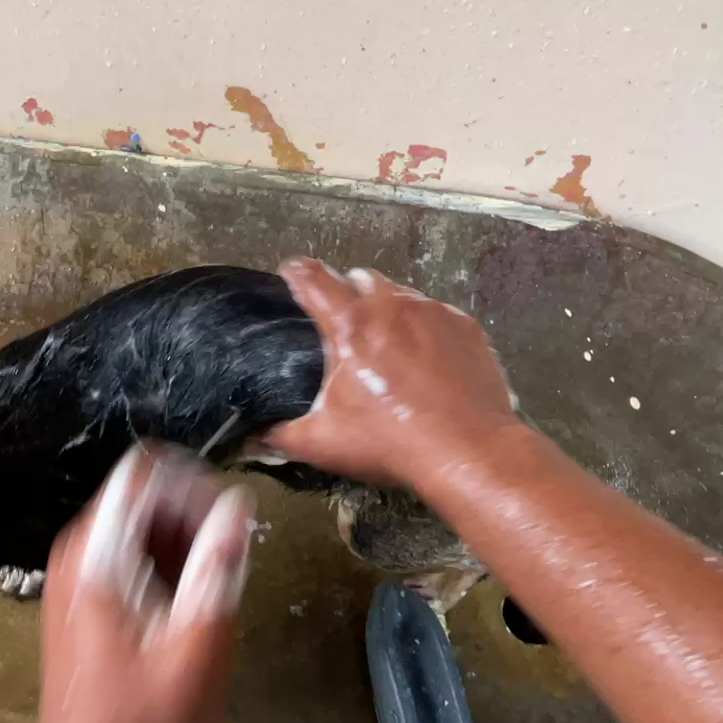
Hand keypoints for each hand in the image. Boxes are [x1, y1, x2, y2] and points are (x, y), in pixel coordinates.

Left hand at [0, 443, 255, 722]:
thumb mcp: (196, 648)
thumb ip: (218, 568)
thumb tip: (238, 505)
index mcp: (96, 552)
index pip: (142, 471)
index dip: (191, 478)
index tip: (229, 510)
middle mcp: (79, 551)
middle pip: (142, 495)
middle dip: (193, 511)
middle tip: (233, 549)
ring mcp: (78, 574)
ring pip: (139, 525)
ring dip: (184, 539)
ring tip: (220, 577)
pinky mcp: (86, 599)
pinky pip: (131, 555)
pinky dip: (167, 563)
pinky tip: (194, 598)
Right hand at [265, 258, 523, 487]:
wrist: (469, 451)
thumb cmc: (389, 442)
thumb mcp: (323, 443)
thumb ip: (280, 435)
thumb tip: (253, 437)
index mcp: (350, 325)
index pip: (313, 280)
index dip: (297, 272)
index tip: (290, 271)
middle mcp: (391, 306)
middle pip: (360, 278)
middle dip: (347, 290)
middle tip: (343, 320)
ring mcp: (433, 312)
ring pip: (400, 292)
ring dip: (386, 306)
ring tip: (385, 338)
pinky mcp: (465, 326)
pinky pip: (434, 312)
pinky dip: (422, 325)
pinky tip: (424, 355)